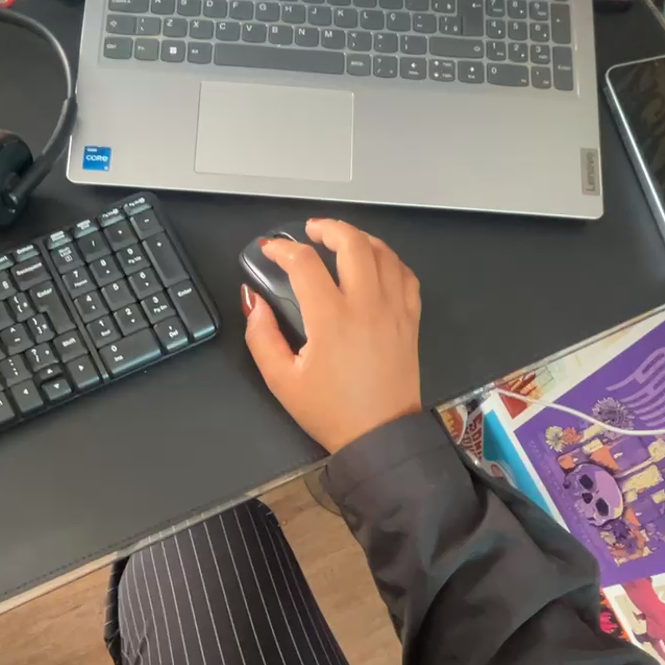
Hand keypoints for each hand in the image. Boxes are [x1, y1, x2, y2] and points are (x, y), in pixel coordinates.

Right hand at [242, 219, 422, 452]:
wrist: (379, 435)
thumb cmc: (330, 412)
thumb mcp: (281, 380)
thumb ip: (261, 337)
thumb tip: (254, 302)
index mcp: (330, 319)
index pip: (304, 263)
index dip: (282, 249)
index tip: (270, 250)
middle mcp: (366, 305)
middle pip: (351, 243)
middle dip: (327, 228)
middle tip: (311, 230)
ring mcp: (393, 309)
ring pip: (382, 252)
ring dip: (359, 238)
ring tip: (342, 240)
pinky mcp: (410, 319)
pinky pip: (405, 274)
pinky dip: (389, 259)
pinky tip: (376, 263)